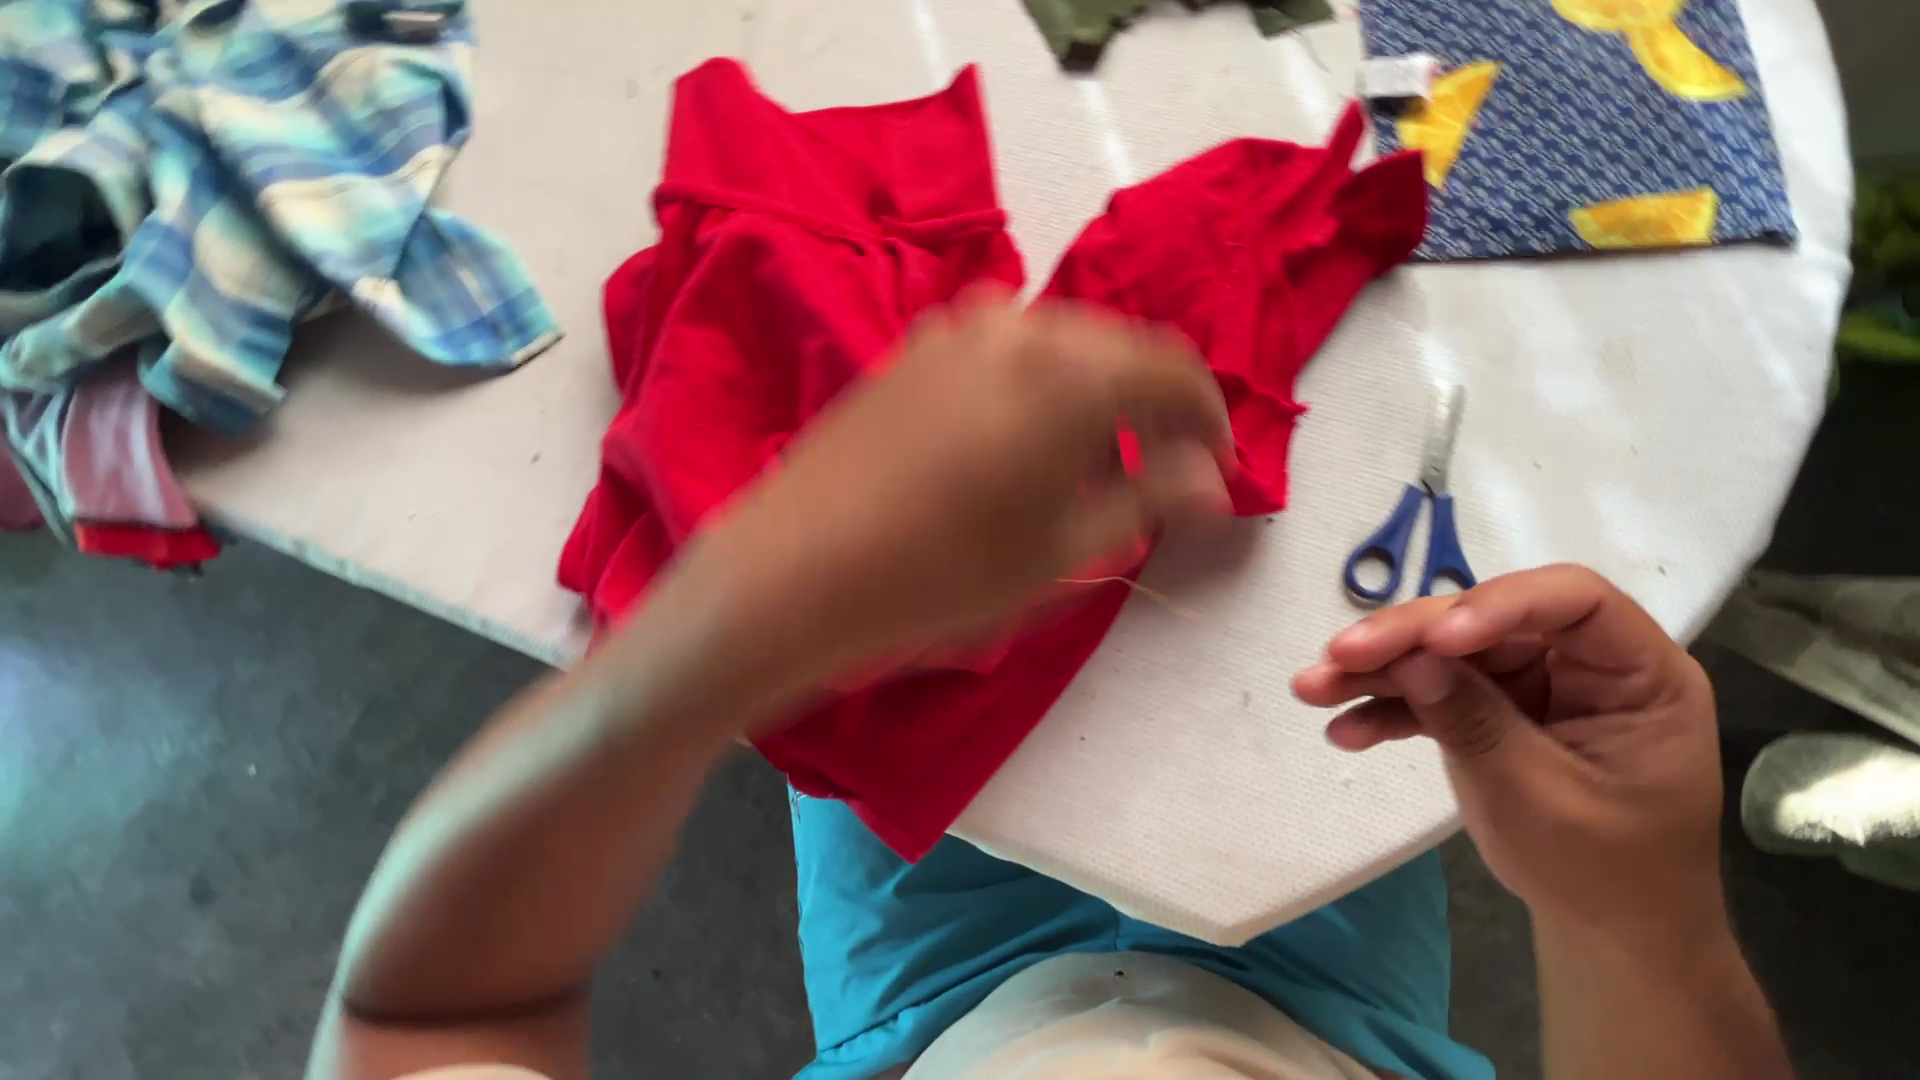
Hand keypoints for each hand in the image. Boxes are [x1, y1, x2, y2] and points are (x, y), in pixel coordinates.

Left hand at [668, 289, 1234, 715]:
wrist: (795, 571)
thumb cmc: (939, 575)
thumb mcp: (1059, 552)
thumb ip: (1146, 499)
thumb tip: (1208, 474)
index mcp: (1068, 371)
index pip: (1174, 370)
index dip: (1209, 420)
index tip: (1215, 471)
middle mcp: (1016, 328)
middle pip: (1117, 351)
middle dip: (1150, 412)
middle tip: (1150, 482)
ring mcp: (955, 332)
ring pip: (1060, 350)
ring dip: (1091, 401)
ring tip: (1081, 476)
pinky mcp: (913, 350)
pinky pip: (1005, 356)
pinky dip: (1036, 392)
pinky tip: (1018, 450)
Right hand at [1292, 565, 1725, 945]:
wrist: (1604, 928)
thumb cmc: (1601, 869)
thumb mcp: (1541, 798)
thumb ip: (1476, 722)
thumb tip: (1411, 658)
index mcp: (1634, 674)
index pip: (1572, 602)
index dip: (1500, 604)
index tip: (1435, 641)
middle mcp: (1575, 664)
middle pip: (1481, 622)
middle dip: (1404, 639)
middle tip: (1337, 656)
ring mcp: (1526, 684)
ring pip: (1440, 653)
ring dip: (1375, 671)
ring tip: (1312, 689)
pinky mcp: (1484, 706)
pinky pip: (1428, 693)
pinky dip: (1384, 710)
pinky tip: (1344, 732)